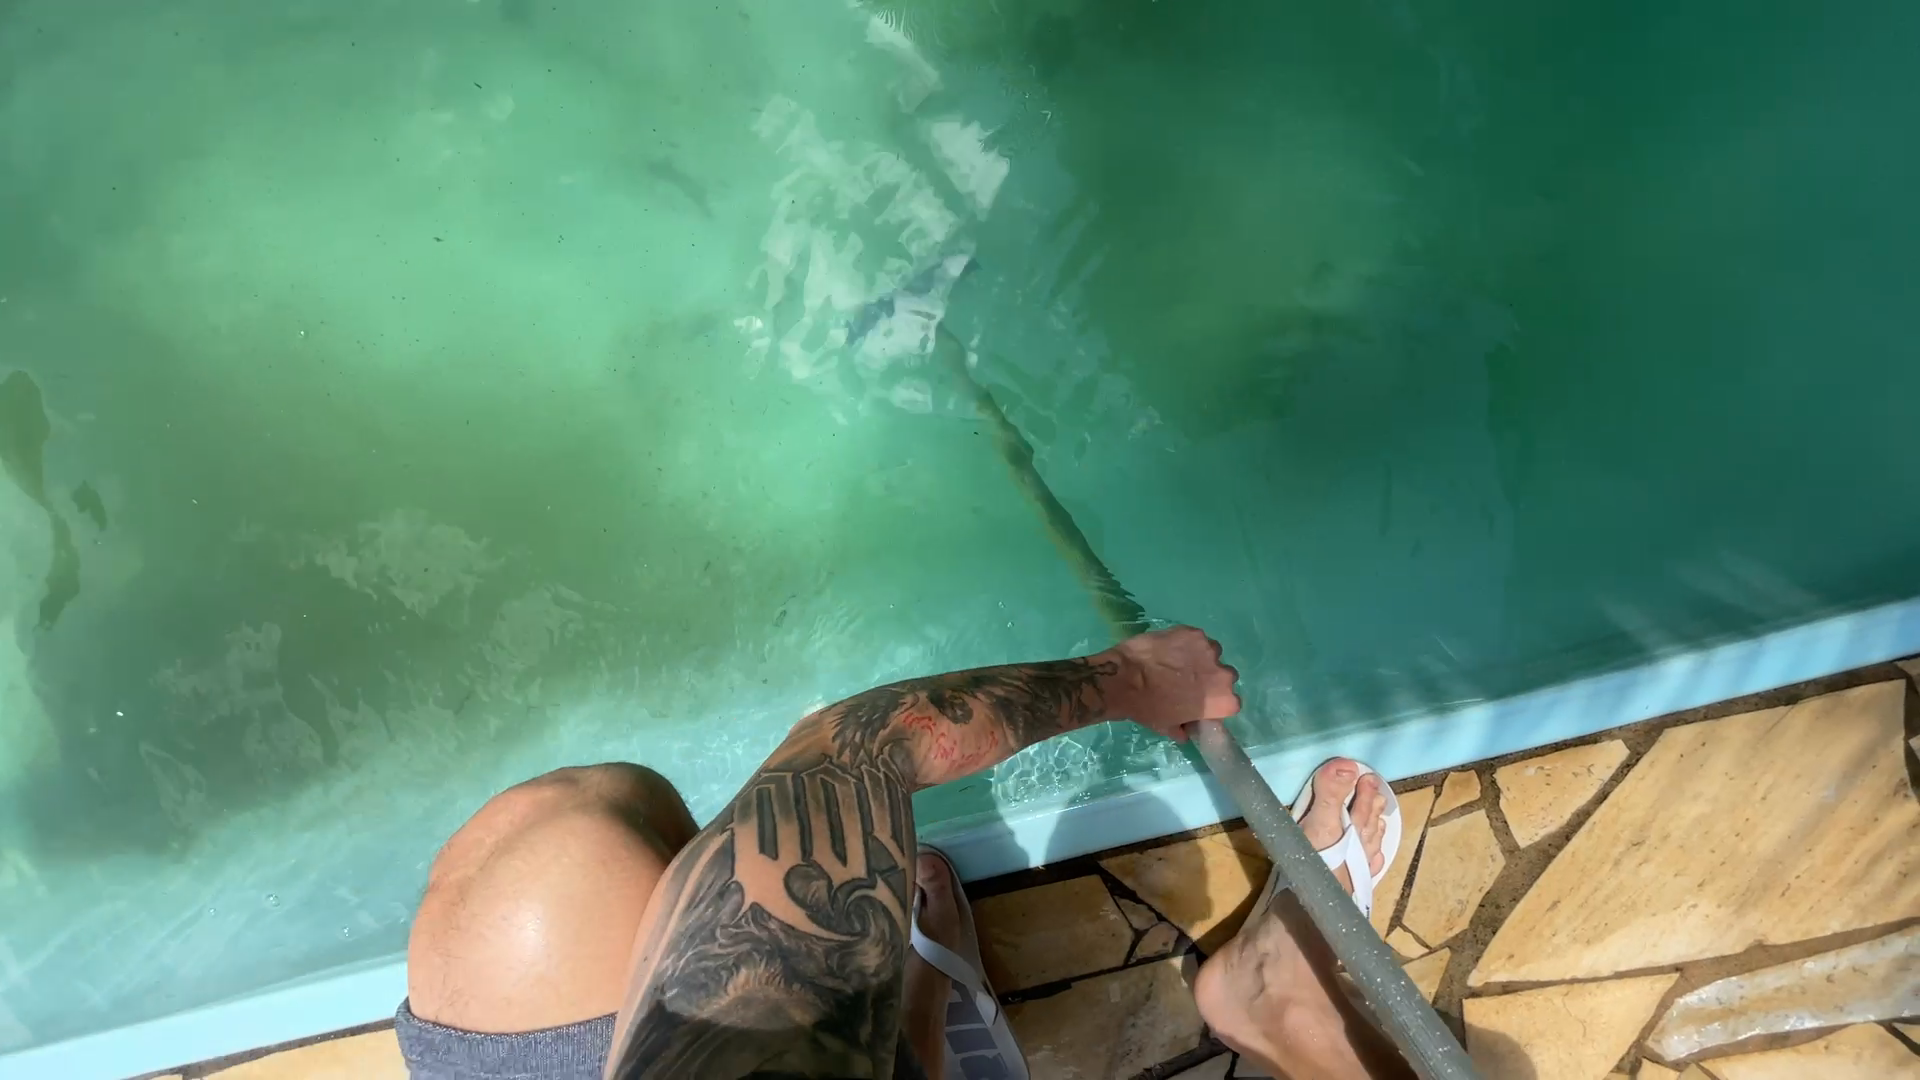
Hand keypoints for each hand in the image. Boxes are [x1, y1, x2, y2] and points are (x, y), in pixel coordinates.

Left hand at [1099, 626, 1240, 740]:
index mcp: (1224, 701)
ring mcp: (1209, 650)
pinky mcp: (1193, 632)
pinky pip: (1195, 637)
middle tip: (1187, 679)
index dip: (1215, 700)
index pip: (1230, 701)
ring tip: (1176, 660)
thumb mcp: (1168, 727)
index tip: (1200, 699)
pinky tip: (1169, 646)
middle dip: (1209, 676)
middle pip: (1223, 675)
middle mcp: (1223, 675)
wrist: (1125, 679)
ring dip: (1199, 657)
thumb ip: (1183, 729)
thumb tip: (1184, 732)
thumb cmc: (1148, 708)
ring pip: (1211, 652)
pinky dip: (1185, 642)